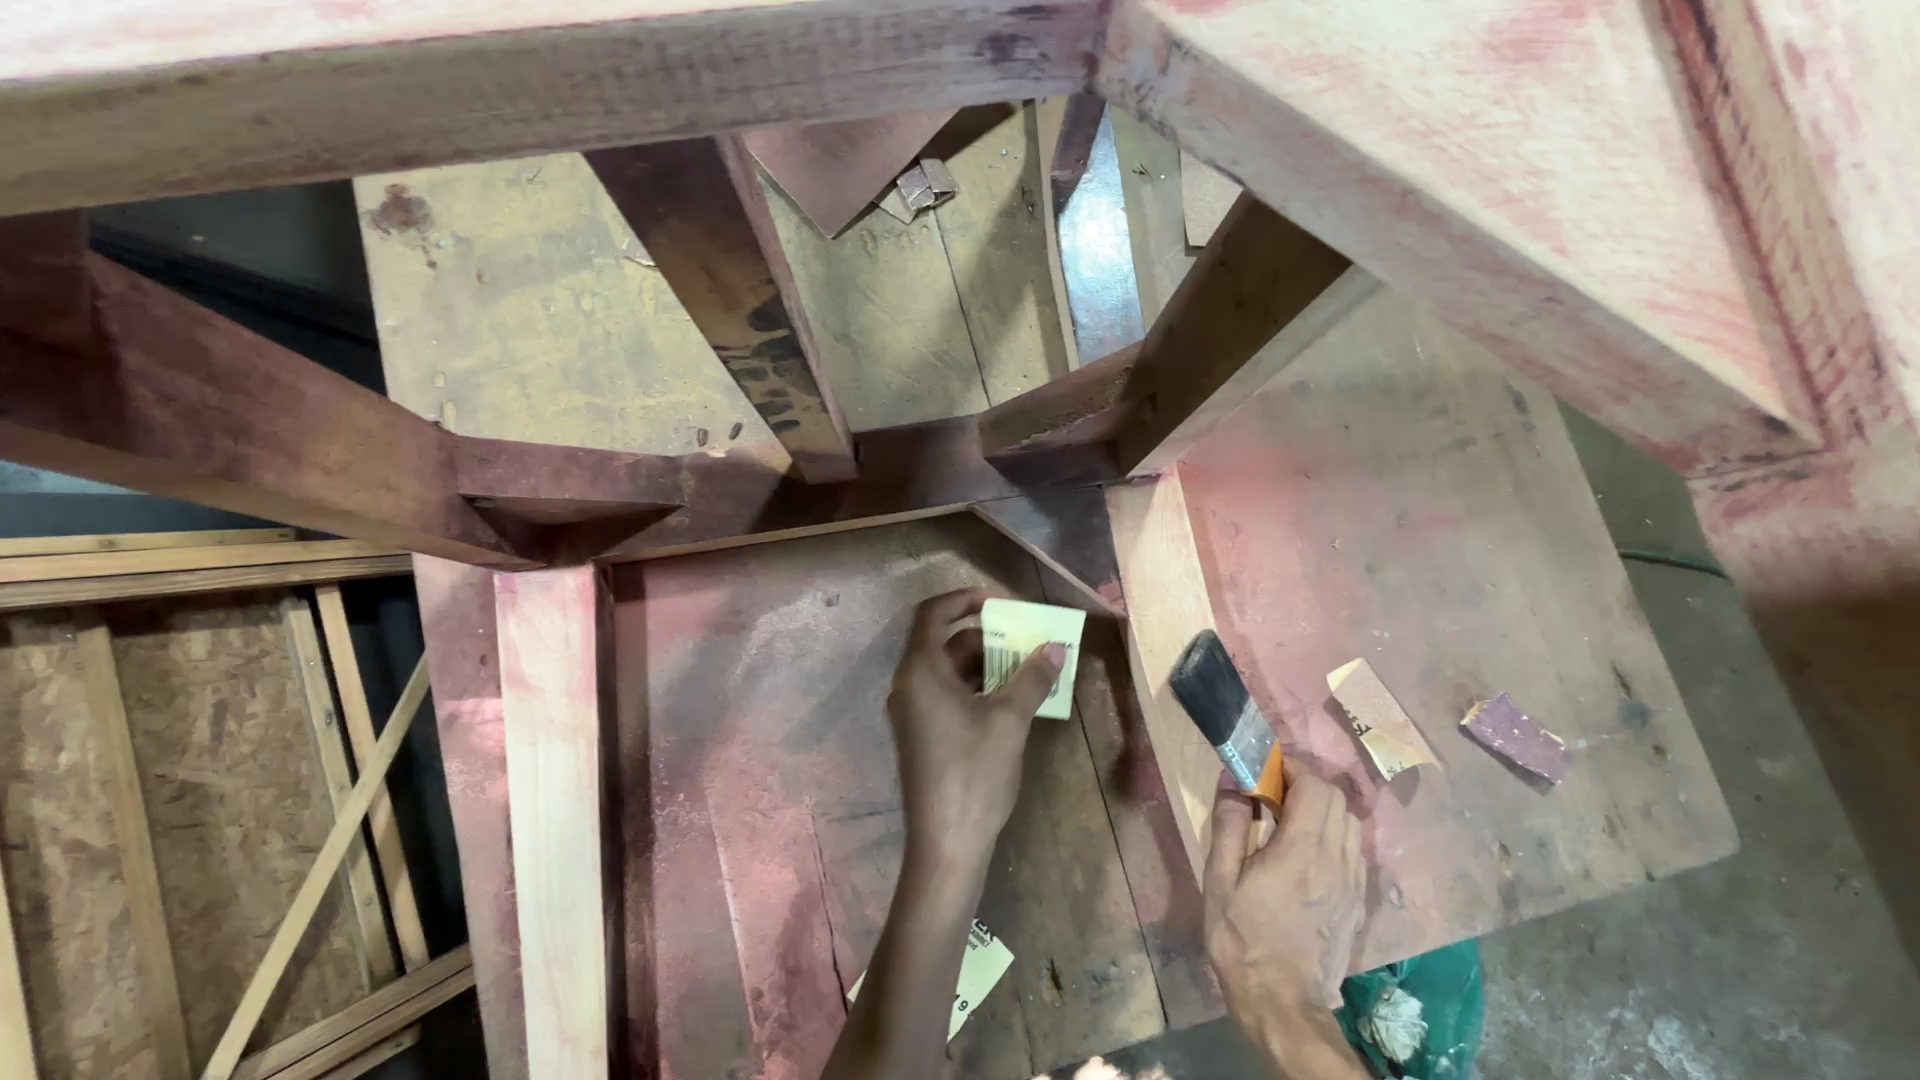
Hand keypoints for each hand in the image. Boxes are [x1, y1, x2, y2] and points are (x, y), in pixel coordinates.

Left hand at [887, 589, 1063, 866]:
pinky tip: (1011, 698)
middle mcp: (909, 686)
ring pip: (948, 671)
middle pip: (942, 642)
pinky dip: (976, 688)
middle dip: (985, 635)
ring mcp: (913, 713)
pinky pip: (947, 695)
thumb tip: (1055, 646)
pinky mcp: (922, 735)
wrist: (946, 844)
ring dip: (984, 663)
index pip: (933, 614)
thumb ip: (1032, 678)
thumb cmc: (974, 774)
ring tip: (1026, 666)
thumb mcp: (1009, 720)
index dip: (965, 599)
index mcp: (920, 672)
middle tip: (1025, 637)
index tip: (1001, 603)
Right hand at [1204, 762, 1364, 1010]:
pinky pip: (1354, 848)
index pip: (1314, 786)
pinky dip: (1334, 832)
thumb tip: (1233, 781)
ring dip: (1323, 807)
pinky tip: (1308, 848)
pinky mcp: (1358, 900)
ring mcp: (1352, 882)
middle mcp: (1335, 860)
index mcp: (1300, 852)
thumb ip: (1229, 826)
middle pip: (1336, 798)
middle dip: (1306, 782)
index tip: (1267, 766)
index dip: (1292, 766)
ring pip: (1350, 821)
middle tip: (1274, 789)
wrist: (1282, 1000)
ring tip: (1292, 817)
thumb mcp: (1219, 881)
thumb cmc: (1241, 938)